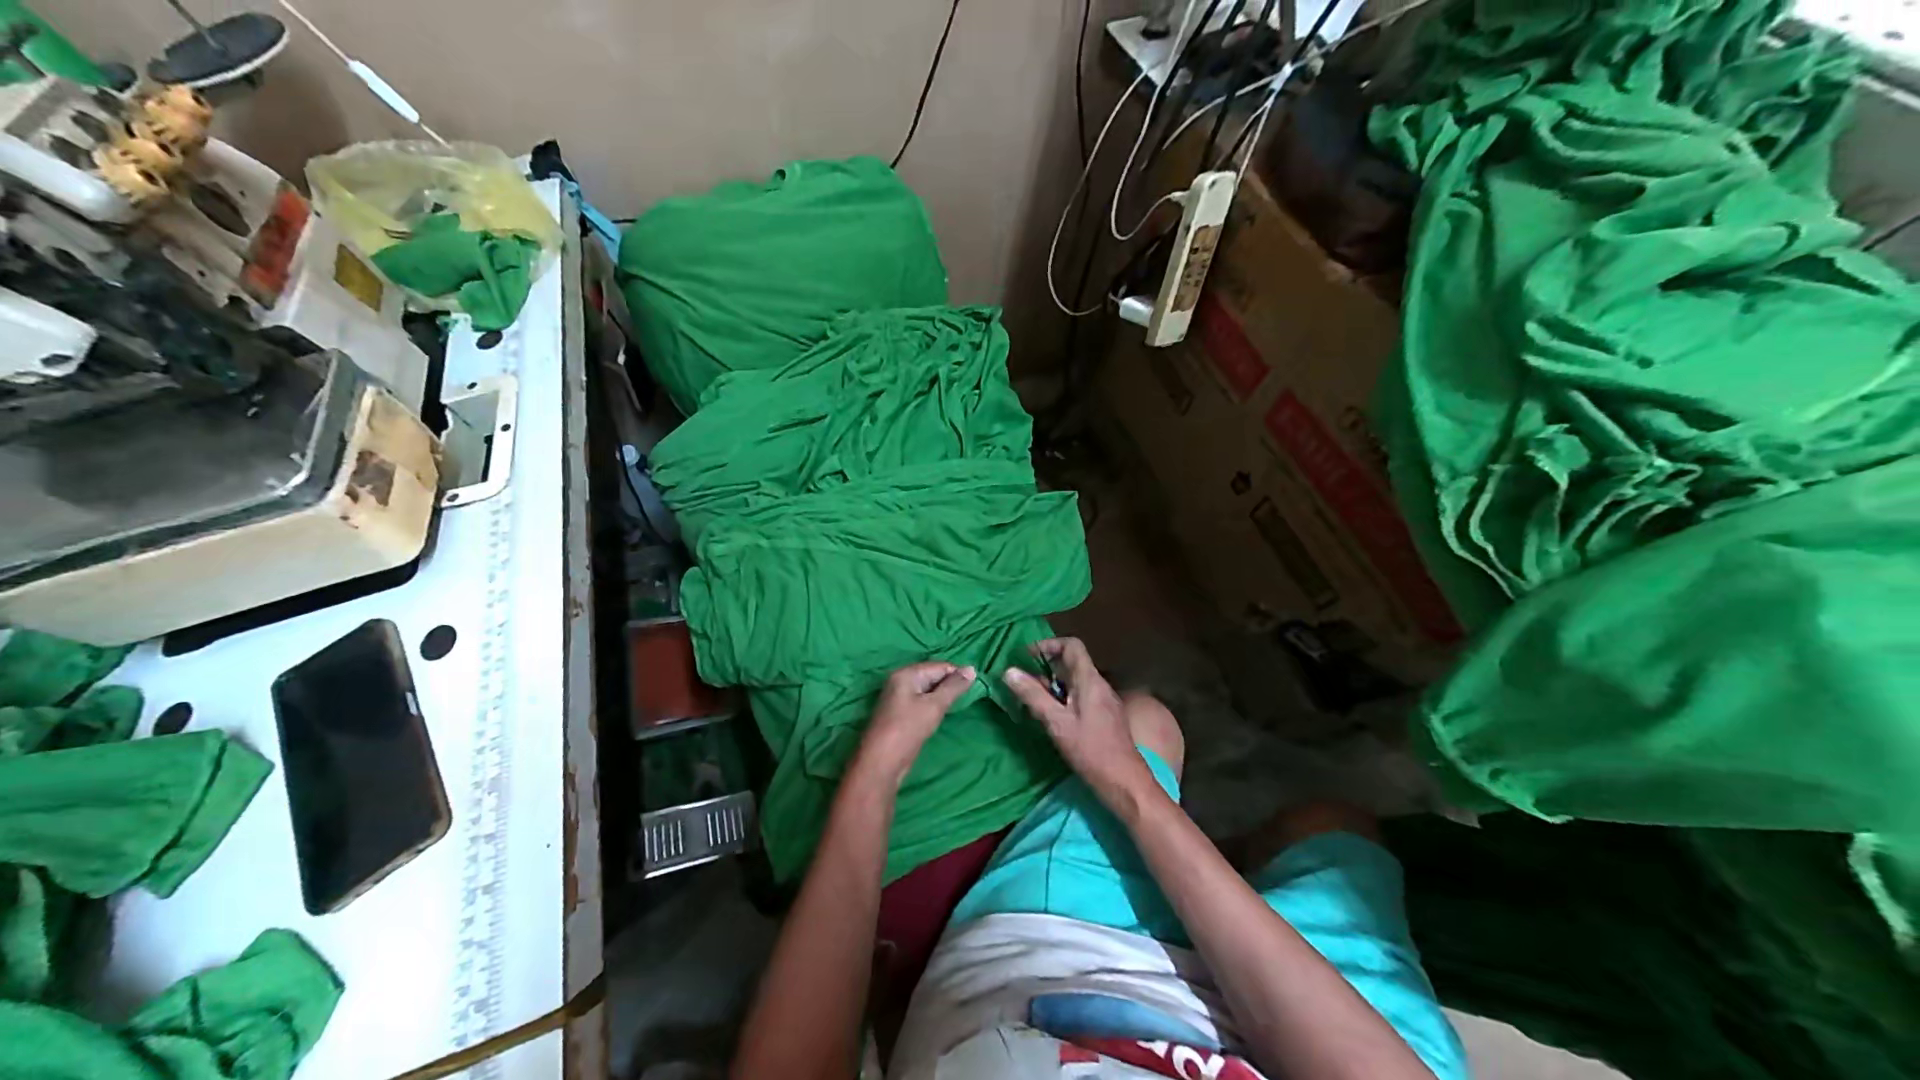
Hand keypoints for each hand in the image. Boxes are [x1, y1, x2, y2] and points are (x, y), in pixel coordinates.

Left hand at [853, 661, 975, 786]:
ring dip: (942, 696)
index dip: (957, 674)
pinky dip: (933, 705)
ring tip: (956, 706)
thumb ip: (954, 687)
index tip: (974, 687)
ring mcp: (898, 697)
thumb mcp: (935, 705)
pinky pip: (921, 702)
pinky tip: (941, 714)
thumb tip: (972, 669)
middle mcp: (900, 681)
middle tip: (967, 698)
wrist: (882, 761)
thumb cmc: (908, 728)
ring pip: (927, 690)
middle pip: (932, 676)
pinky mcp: (900, 713)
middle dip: (950, 685)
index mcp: (906, 673)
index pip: (939, 666)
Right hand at [1003, 638, 1157, 806]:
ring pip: (1076, 681)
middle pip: (1072, 663)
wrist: (1125, 782)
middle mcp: (1100, 685)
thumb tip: (1009, 671)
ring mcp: (1105, 701)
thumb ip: (1033, 695)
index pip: (1072, 646)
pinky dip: (1064, 698)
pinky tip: (1052, 717)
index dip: (1049, 645)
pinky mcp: (1106, 716)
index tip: (1027, 657)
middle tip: (1023, 681)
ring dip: (1053, 685)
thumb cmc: (1090, 750)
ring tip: (1033, 700)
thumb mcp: (1056, 723)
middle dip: (1046, 667)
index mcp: (1090, 680)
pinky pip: (1082, 696)